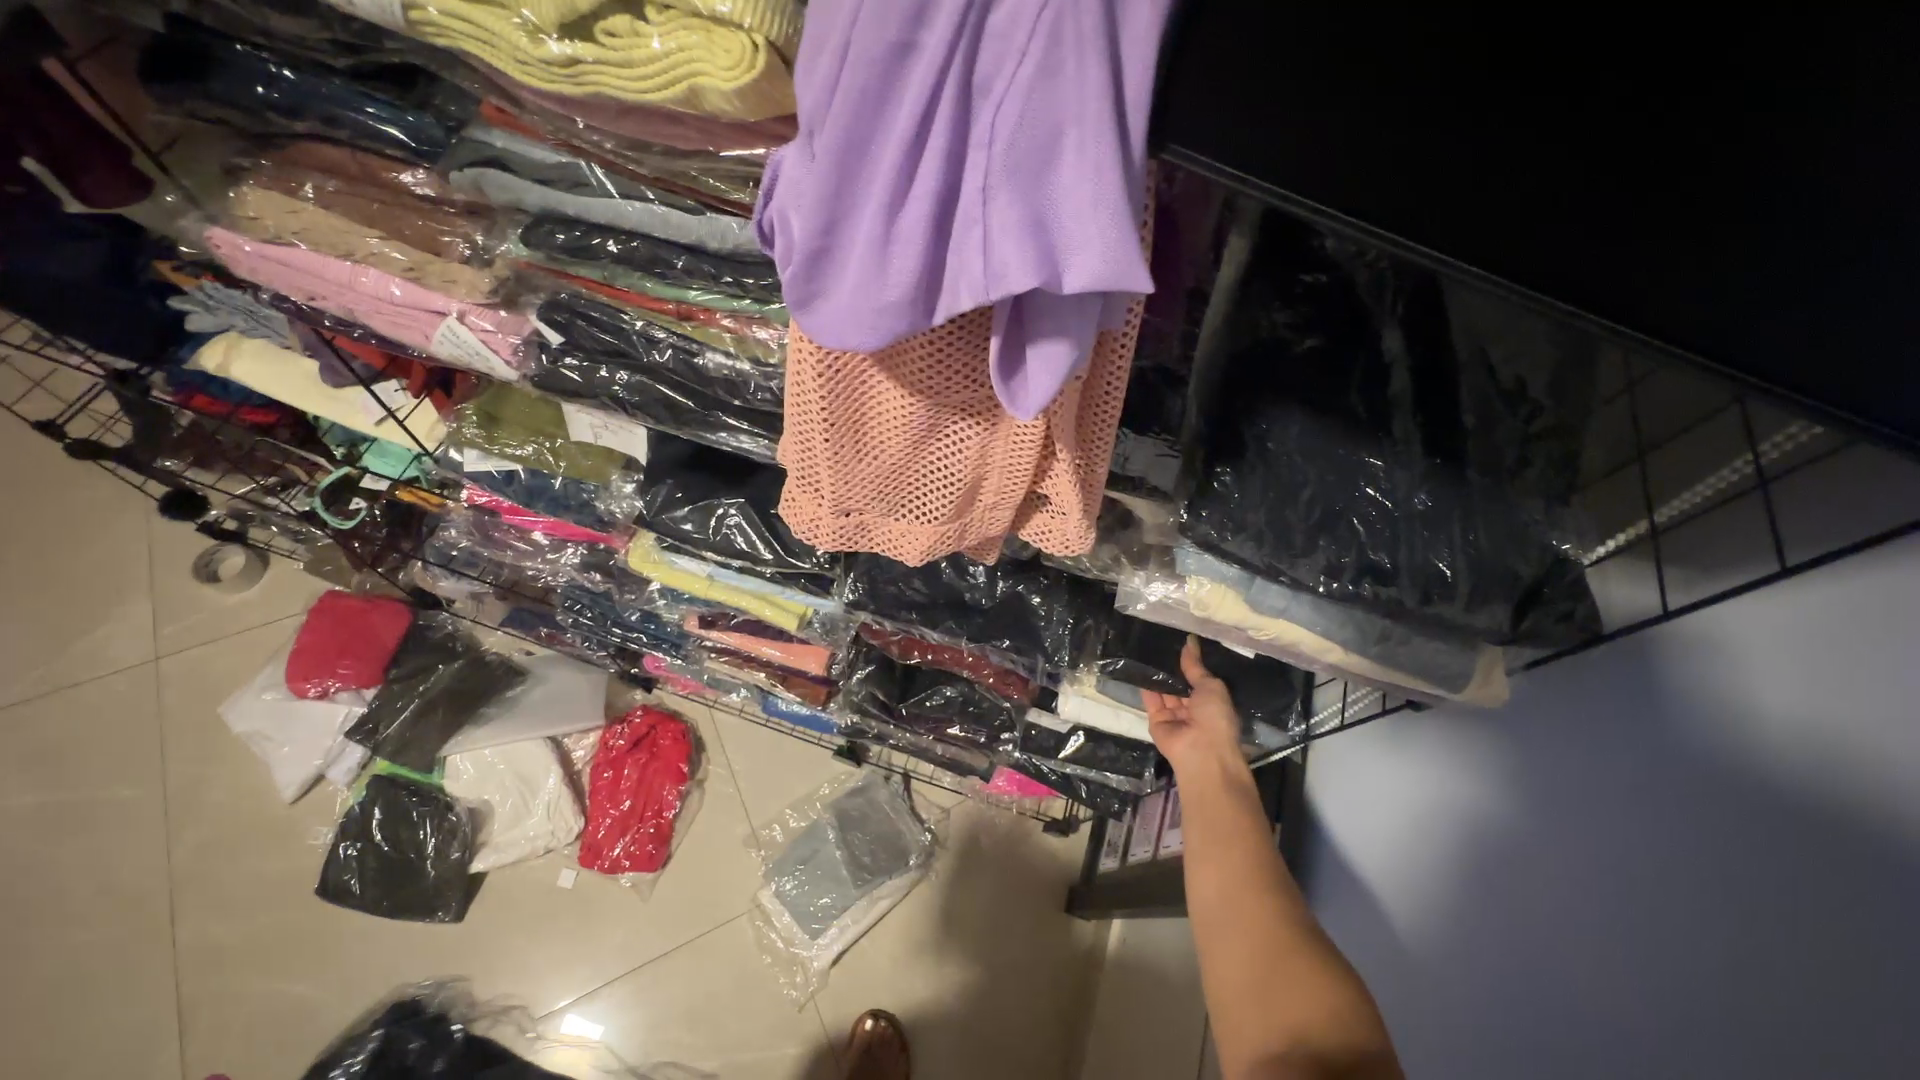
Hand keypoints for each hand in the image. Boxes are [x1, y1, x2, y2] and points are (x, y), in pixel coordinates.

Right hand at [1141, 636, 1245, 776]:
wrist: (1201, 750)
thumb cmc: (1215, 716)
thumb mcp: (1210, 685)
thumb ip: (1195, 665)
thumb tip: (1189, 641)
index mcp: (1211, 701)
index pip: (1198, 678)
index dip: (1190, 662)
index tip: (1178, 641)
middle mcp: (1193, 708)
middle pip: (1180, 684)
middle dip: (1172, 667)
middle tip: (1160, 640)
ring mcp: (1174, 715)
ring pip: (1164, 690)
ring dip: (1158, 674)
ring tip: (1147, 647)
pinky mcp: (1156, 721)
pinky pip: (1151, 700)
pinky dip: (1146, 685)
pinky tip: (1139, 664)